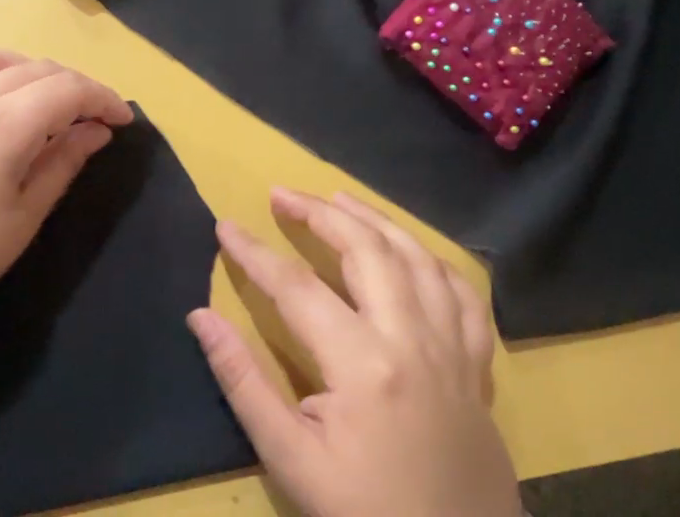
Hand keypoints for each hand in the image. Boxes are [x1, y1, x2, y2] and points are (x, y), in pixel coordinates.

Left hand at [0, 47, 133, 301]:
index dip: (102, 98)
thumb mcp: (27, 214)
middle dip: (72, 85)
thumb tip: (96, 131)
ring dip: (24, 68)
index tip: (122, 120)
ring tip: (41, 95)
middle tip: (91, 117)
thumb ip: (63, 163)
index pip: (66, 90)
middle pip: (34, 70)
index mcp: (5, 124)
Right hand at [188, 189, 519, 516]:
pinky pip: (465, 297)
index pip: (296, 286)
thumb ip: (243, 382)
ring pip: (419, 261)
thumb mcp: (290, 459)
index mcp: (364, 364)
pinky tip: (412, 251)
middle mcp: (414, 341)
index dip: (254, 252)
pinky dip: (435, 262)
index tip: (224, 226)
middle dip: (320, 213)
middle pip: (367, 252)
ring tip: (338, 198)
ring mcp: (455, 352)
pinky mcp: (479, 371)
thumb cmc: (364, 512)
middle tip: (281, 194)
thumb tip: (200, 317)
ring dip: (375, 221)